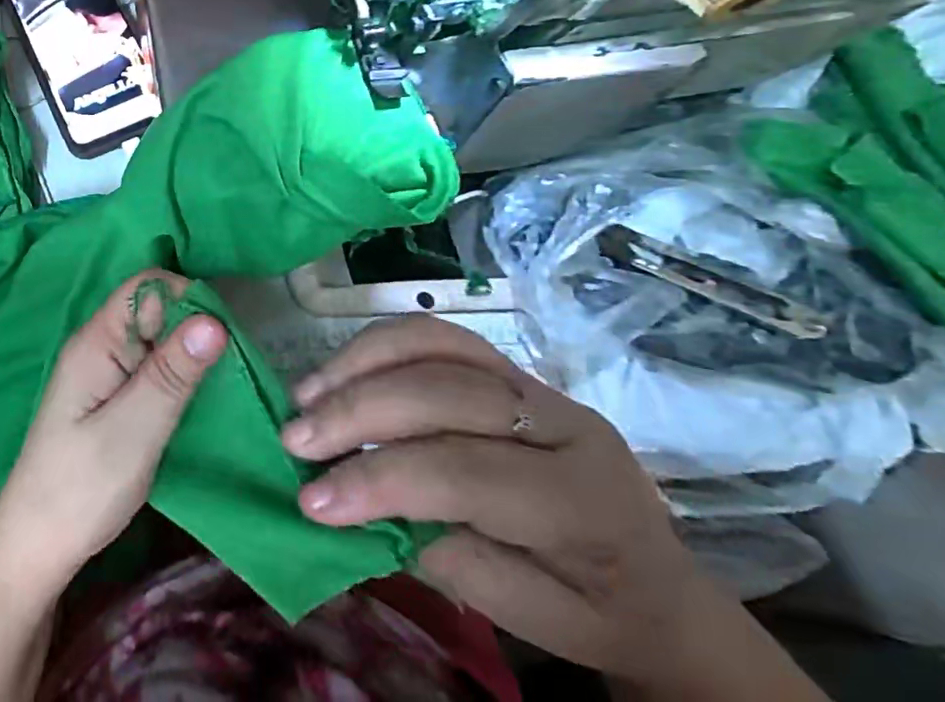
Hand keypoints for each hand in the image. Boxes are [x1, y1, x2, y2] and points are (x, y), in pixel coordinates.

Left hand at [0, 269, 228, 594]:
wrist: (37, 543)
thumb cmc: (81, 488)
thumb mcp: (133, 431)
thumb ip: (171, 375)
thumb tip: (213, 320)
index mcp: (96, 342)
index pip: (147, 287)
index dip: (188, 299)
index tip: (225, 338)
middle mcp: (99, 347)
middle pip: (155, 311)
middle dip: (196, 329)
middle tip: (233, 369)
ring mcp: (105, 373)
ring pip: (158, 342)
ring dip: (192, 358)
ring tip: (226, 388)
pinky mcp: (114, 400)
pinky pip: (154, 372)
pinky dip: (181, 380)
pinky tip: (205, 403)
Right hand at [282, 315, 820, 697]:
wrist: (651, 582)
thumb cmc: (585, 606)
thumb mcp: (517, 607)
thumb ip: (433, 548)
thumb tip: (346, 502)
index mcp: (582, 499)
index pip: (463, 472)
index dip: (377, 481)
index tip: (310, 500)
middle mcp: (563, 423)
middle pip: (443, 392)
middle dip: (356, 413)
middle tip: (294, 439)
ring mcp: (533, 385)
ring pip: (434, 344)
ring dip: (357, 364)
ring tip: (305, 396)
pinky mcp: (505, 367)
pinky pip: (433, 336)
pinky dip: (375, 347)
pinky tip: (338, 372)